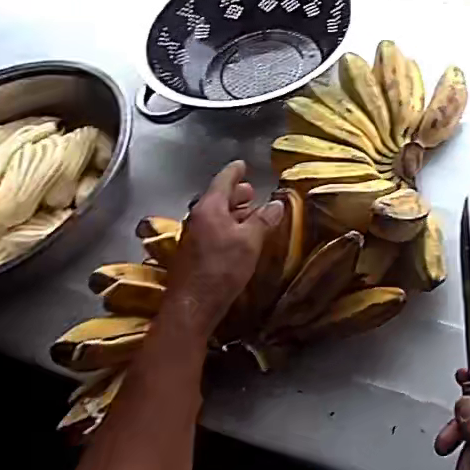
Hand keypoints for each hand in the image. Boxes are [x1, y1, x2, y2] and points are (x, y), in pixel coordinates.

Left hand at [160, 160, 283, 340]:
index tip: (243, 164)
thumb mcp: (250, 241)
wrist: (193, 305)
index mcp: (209, 208)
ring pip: (215, 215)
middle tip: (252, 191)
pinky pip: (212, 230)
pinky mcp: (193, 254)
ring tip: (250, 213)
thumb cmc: (222, 269)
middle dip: (236, 193)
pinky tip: (238, 237)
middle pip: (217, 198)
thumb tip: (277, 203)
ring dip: (232, 212)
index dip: (235, 171)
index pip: (223, 181)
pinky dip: (227, 227)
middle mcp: (197, 218)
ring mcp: (192, 236)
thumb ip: (264, 220)